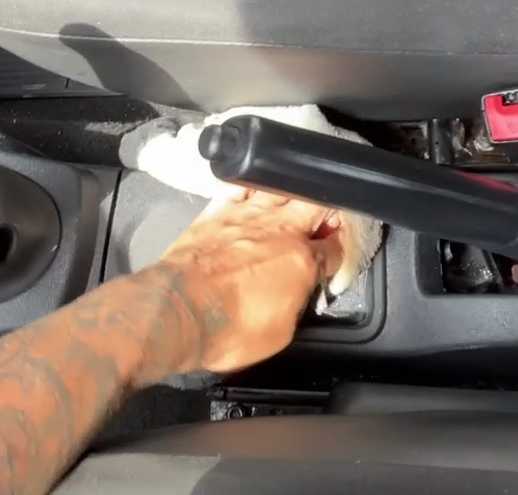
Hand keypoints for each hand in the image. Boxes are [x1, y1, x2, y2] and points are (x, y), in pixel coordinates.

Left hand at [149, 189, 341, 374]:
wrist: (180, 310)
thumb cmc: (227, 328)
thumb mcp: (281, 333)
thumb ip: (297, 301)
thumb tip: (300, 289)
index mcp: (302, 261)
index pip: (333, 249)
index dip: (337, 254)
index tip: (332, 259)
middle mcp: (279, 229)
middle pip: (317, 205)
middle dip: (326, 213)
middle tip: (322, 226)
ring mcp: (248, 214)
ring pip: (284, 186)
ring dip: (294, 194)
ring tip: (292, 207)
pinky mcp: (219, 210)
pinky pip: (243, 185)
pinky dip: (254, 186)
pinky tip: (255, 192)